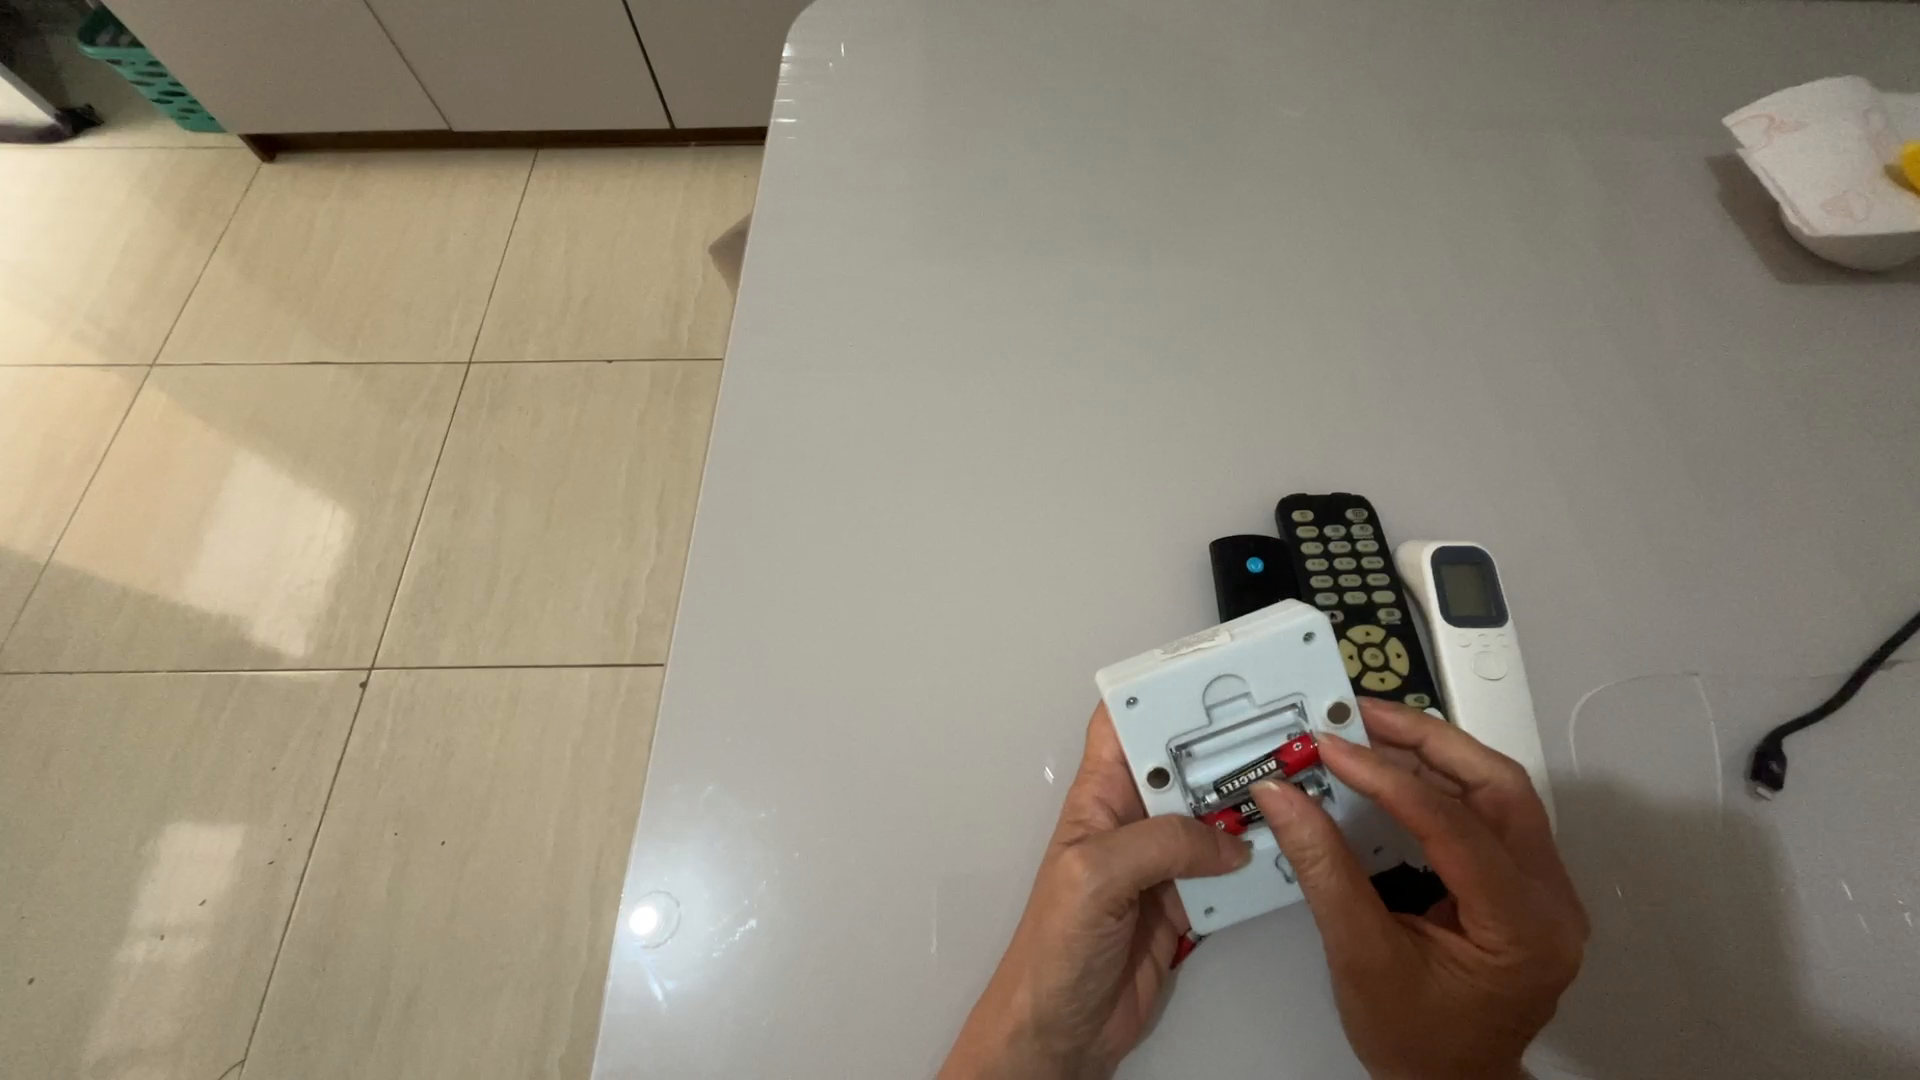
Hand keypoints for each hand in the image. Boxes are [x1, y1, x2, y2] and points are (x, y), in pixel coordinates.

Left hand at [940, 704, 1250, 1078]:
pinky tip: (1280, 854)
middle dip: (1220, 749)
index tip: (1203, 680)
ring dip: (1244, 807)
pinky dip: (1254, 863)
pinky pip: (1225, 869)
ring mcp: (1159, 860)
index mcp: (1098, 798)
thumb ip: (1158, 846)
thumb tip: (1221, 841)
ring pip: (1209, 817)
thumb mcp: (1095, 877)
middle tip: (1269, 735)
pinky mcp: (1182, 899)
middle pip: (1180, 768)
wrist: (1062, 1029)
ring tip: (1287, 788)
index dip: (1156, 697)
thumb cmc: (1051, 949)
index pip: (1123, 726)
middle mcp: (1130, 820)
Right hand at [1249, 698, 1587, 1079]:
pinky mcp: (1516, 880)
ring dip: (1430, 751)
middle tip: (1358, 715)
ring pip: (1494, 789)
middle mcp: (1549, 899)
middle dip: (1425, 740)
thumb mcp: (1358, 954)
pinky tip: (1387, 768)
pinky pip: (1481, 809)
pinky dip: (1432, 778)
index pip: (1454, 826)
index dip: (1385, 778)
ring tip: (1366, 730)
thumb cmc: (1414, 1038)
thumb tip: (1281, 795)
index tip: (1329, 748)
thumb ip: (1322, 868)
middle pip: (1498, 786)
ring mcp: (1540, 888)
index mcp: (1522, 927)